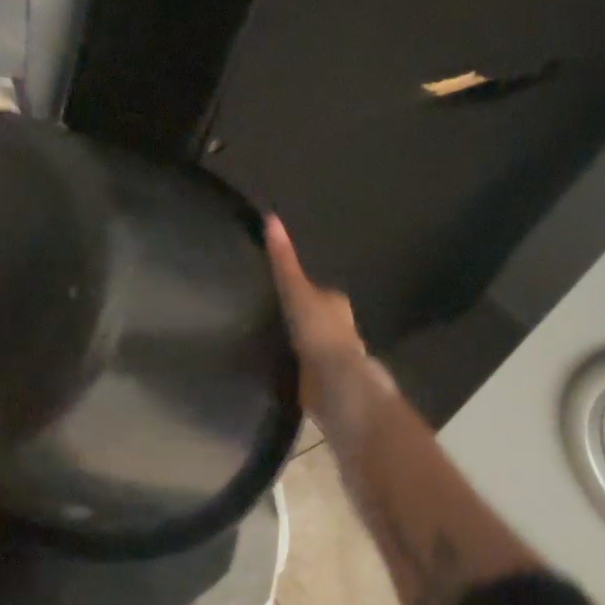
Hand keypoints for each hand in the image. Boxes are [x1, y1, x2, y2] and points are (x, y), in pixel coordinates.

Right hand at [266, 214, 371, 421]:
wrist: (336, 387)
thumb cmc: (320, 332)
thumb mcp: (296, 290)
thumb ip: (284, 260)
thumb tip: (271, 217)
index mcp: (336, 304)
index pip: (319, 290)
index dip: (302, 287)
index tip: (280, 286)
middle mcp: (339, 328)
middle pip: (316, 315)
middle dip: (300, 314)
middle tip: (269, 309)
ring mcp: (332, 358)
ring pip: (311, 342)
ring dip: (297, 340)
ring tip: (265, 334)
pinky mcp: (320, 383)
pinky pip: (303, 367)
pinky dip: (293, 364)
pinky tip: (273, 362)